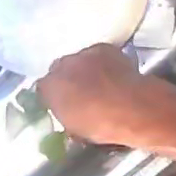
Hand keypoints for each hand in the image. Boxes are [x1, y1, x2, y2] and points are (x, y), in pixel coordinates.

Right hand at [37, 43, 175, 148]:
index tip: (62, 103)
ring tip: (99, 82)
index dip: (53, 95)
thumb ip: (64, 113)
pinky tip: (112, 73)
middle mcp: (63, 66)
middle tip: (80, 92)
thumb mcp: (74, 128)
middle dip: (67, 79)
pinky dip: (101, 61)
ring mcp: (84, 54)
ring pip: (79, 59)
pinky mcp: (104, 48)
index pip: (43, 87)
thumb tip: (66, 109)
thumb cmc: (101, 126)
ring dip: (84, 69)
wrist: (132, 107)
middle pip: (59, 69)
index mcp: (51, 88)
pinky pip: (97, 54)